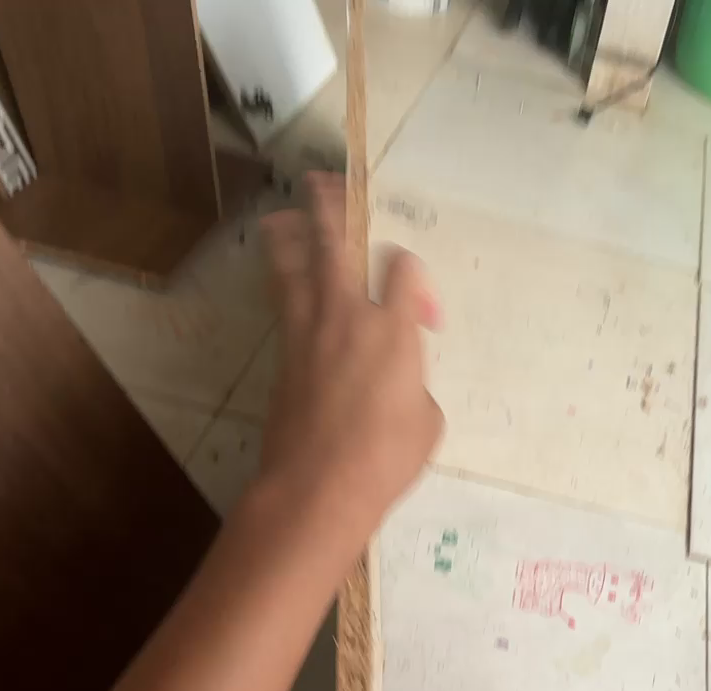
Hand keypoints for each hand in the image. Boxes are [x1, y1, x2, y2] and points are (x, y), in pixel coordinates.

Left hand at [255, 172, 443, 537]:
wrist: (318, 486)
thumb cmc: (386, 458)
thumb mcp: (428, 422)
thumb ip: (417, 383)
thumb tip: (401, 378)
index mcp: (392, 330)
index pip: (402, 269)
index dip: (412, 272)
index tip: (418, 303)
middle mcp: (347, 315)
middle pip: (336, 240)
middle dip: (333, 205)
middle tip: (328, 184)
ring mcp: (308, 331)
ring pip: (293, 261)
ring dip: (292, 231)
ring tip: (287, 215)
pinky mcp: (283, 353)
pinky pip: (282, 299)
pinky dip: (284, 277)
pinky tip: (285, 275)